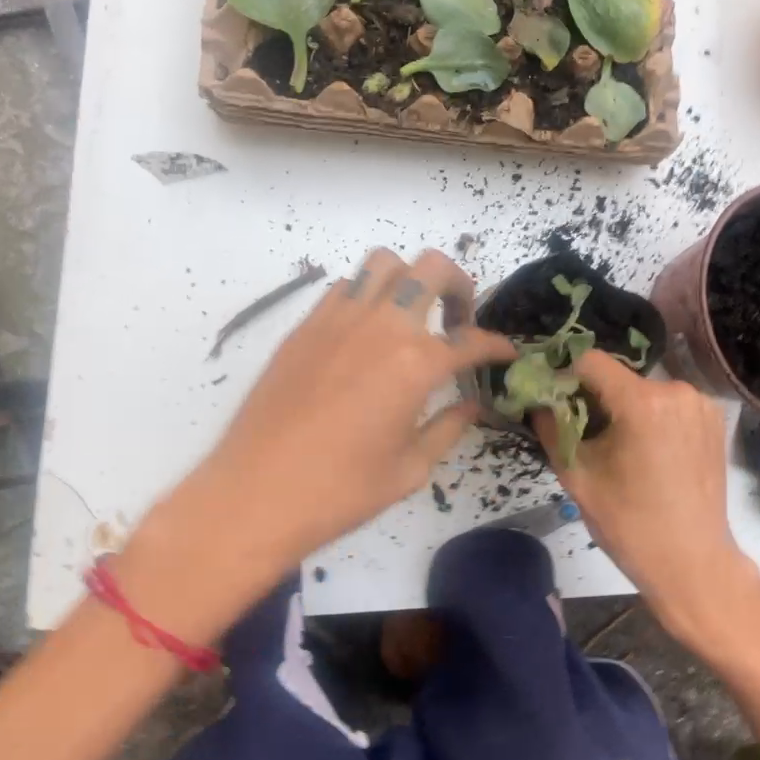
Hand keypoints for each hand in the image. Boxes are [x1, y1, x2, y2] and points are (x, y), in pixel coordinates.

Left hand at [120, 248, 513, 641]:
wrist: (254, 495)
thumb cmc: (340, 492)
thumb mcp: (410, 469)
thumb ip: (449, 428)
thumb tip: (472, 406)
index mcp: (416, 364)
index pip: (472, 340)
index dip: (497, 345)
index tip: (506, 353)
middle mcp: (381, 326)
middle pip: (432, 268)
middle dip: (459, 285)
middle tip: (459, 321)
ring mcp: (338, 320)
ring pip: (384, 263)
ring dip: (409, 279)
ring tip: (412, 316)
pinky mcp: (304, 328)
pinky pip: (344, 288)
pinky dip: (367, 297)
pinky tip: (366, 334)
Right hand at [538, 352, 759, 645]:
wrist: (693, 563)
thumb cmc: (631, 525)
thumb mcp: (579, 476)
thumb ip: (552, 428)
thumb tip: (537, 399)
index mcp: (644, 402)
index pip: (590, 362)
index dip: (563, 374)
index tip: (549, 396)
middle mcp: (678, 390)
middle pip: (619, 378)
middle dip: (594, 397)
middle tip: (578, 429)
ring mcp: (701, 404)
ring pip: (645, 391)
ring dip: (624, 408)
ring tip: (614, 446)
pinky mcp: (714, 420)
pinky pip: (669, 405)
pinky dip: (651, 418)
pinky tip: (645, 452)